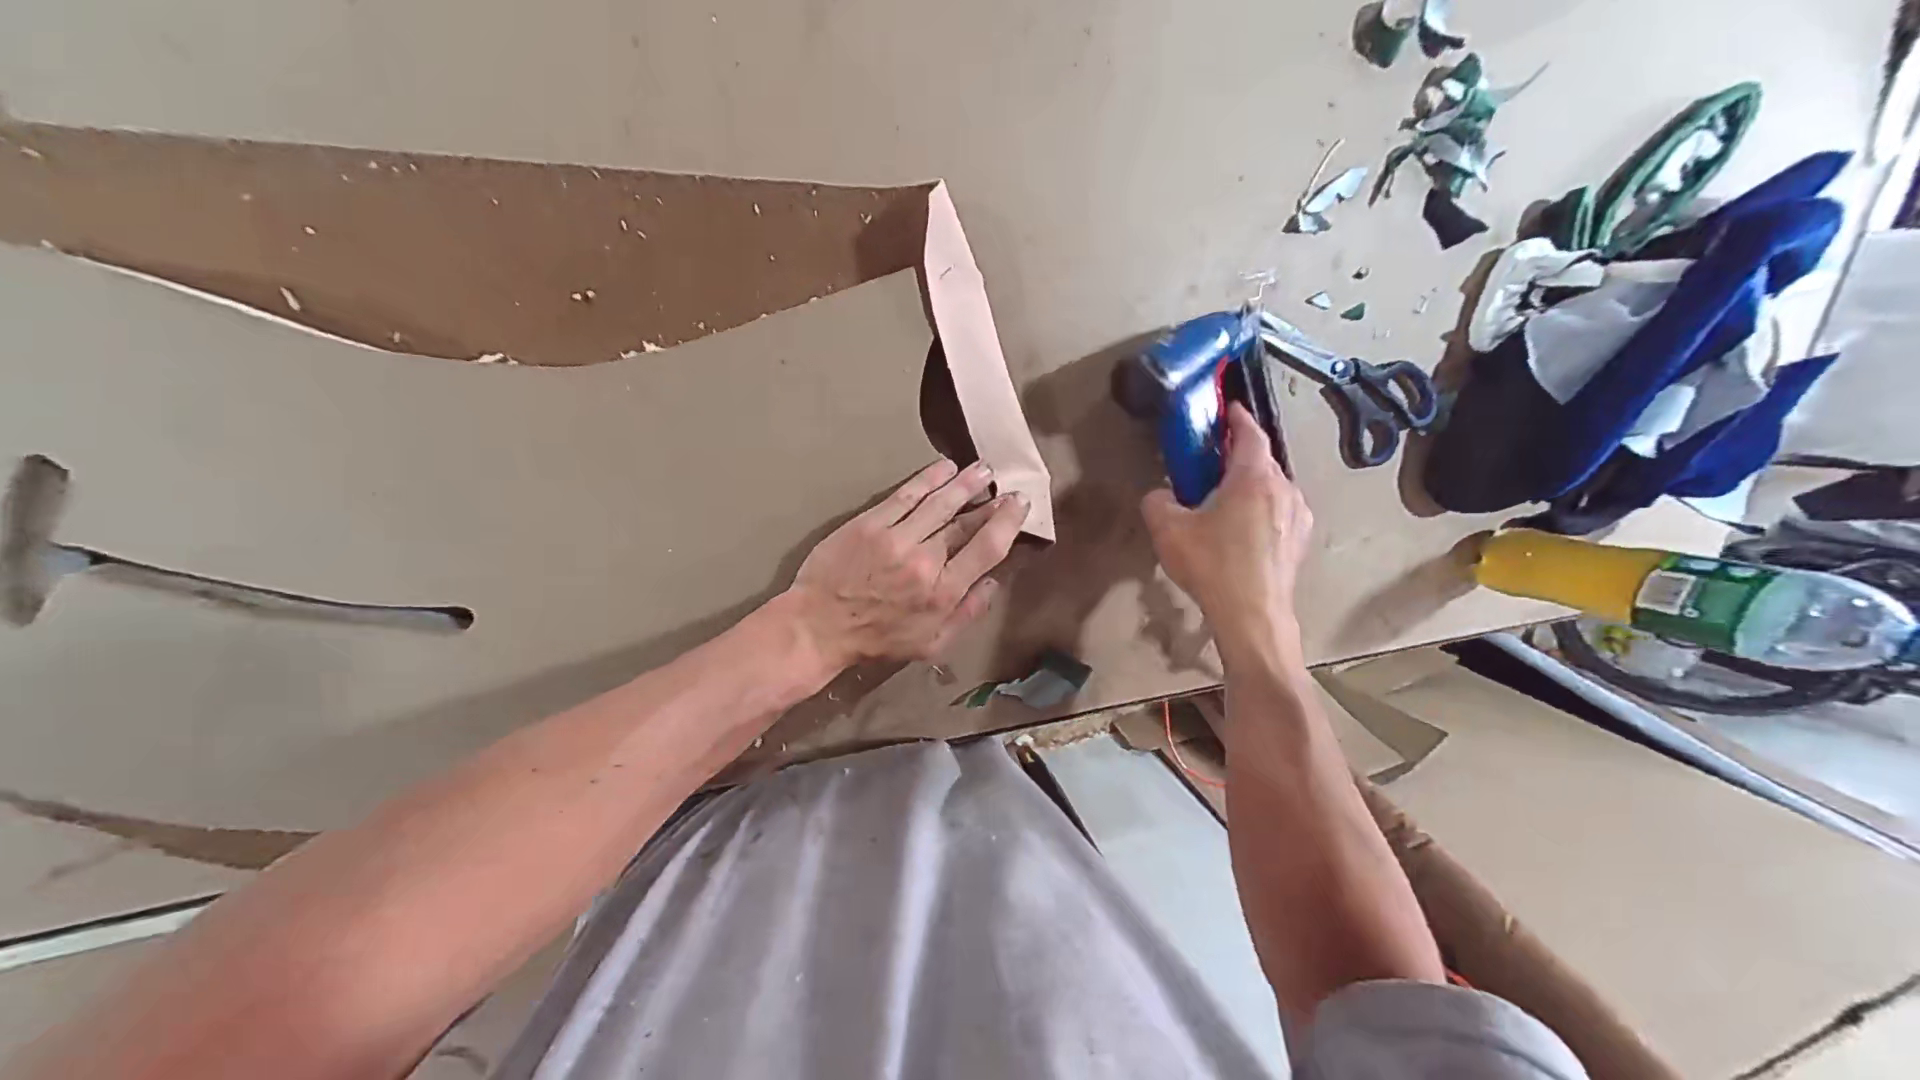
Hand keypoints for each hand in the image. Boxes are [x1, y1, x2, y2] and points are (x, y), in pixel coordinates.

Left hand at [786, 459, 1029, 669]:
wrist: (819, 626)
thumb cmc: (877, 640)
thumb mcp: (931, 645)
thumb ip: (967, 614)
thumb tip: (992, 583)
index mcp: (944, 592)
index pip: (988, 548)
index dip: (1008, 522)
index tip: (1019, 505)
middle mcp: (925, 561)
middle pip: (966, 523)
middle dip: (990, 502)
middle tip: (1005, 487)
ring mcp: (896, 538)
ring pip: (940, 502)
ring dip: (965, 483)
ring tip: (982, 469)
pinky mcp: (870, 524)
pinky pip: (906, 494)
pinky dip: (928, 478)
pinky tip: (945, 468)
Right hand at [1142, 403, 1312, 663]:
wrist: (1253, 615)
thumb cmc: (1212, 566)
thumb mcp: (1167, 530)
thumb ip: (1157, 501)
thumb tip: (1160, 496)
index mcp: (1254, 477)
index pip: (1250, 433)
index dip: (1237, 417)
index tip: (1226, 409)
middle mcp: (1284, 489)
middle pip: (1262, 460)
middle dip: (1239, 455)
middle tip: (1212, 461)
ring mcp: (1297, 516)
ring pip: (1272, 486)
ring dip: (1250, 484)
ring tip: (1224, 498)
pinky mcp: (1299, 540)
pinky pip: (1279, 511)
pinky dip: (1261, 508)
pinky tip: (1240, 530)